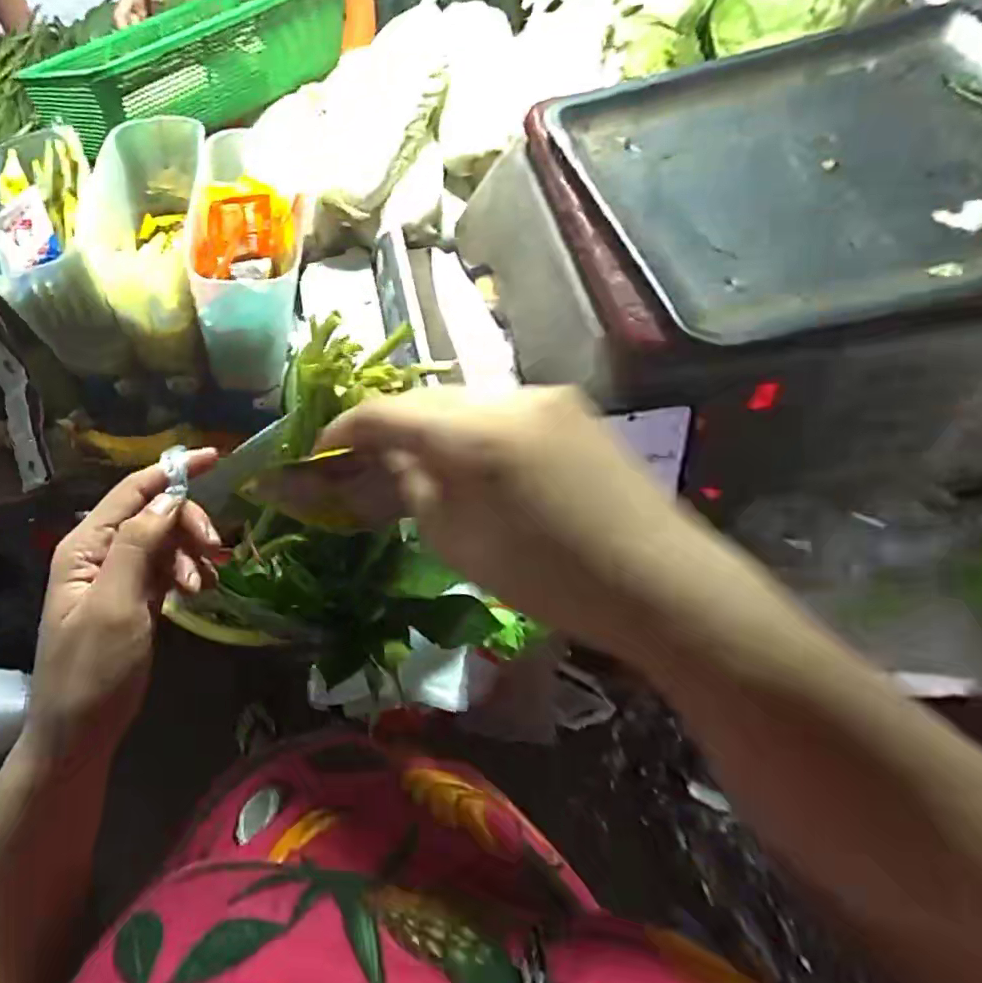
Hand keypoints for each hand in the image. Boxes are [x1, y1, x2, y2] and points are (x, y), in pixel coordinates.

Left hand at [24, 450, 221, 771]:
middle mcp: (97, 552)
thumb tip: (167, 496)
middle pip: (152, 514)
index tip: (215, 456)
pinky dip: (183, 573)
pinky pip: (162, 569)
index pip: (132, 491)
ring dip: (188, 553)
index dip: (172, 471)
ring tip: (201, 585)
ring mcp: (114, 577)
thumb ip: (138, 545)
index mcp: (84, 545)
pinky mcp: (130, 600)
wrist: (77, 734)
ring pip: (162, 541)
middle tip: (214, 550)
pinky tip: (196, 592)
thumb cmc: (92, 672)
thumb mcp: (116, 605)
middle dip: (186, 524)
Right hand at [314, 386, 726, 657]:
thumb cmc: (545, 576)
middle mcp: (506, 397)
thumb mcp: (454, 539)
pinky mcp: (571, 410)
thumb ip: (411, 485)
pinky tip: (465, 460)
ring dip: (426, 427)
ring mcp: (544, 398)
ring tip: (411, 461)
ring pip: (459, 401)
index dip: (342, 430)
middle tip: (361, 459)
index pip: (382, 412)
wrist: (662, 585)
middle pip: (421, 399)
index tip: (319, 452)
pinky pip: (496, 409)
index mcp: (471, 433)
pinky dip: (465, 429)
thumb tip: (389, 459)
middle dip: (384, 427)